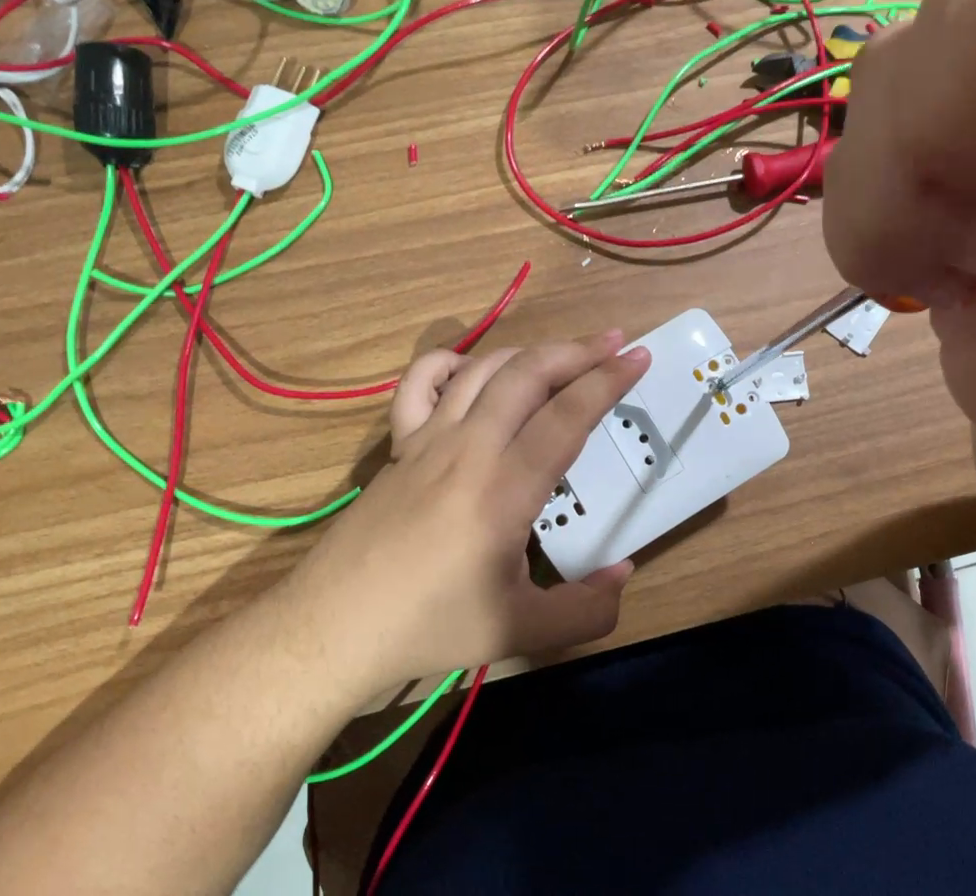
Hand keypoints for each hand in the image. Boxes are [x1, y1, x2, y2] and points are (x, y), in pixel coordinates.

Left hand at [284, 333, 650, 696]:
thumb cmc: (430, 627)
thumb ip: (587, 609)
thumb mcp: (521, 631)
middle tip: (615, 343)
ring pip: (483, 371)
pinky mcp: (398, 447)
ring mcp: (427, 441)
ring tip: (563, 355)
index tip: (639, 358)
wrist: (336, 627)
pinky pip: (419, 385)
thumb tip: (624, 572)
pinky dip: (450, 363)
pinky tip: (473, 369)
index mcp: (504, 489)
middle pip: (527, 376)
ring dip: (529, 353)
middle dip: (577, 351)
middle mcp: (468, 449)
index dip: (608, 382)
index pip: (566, 416)